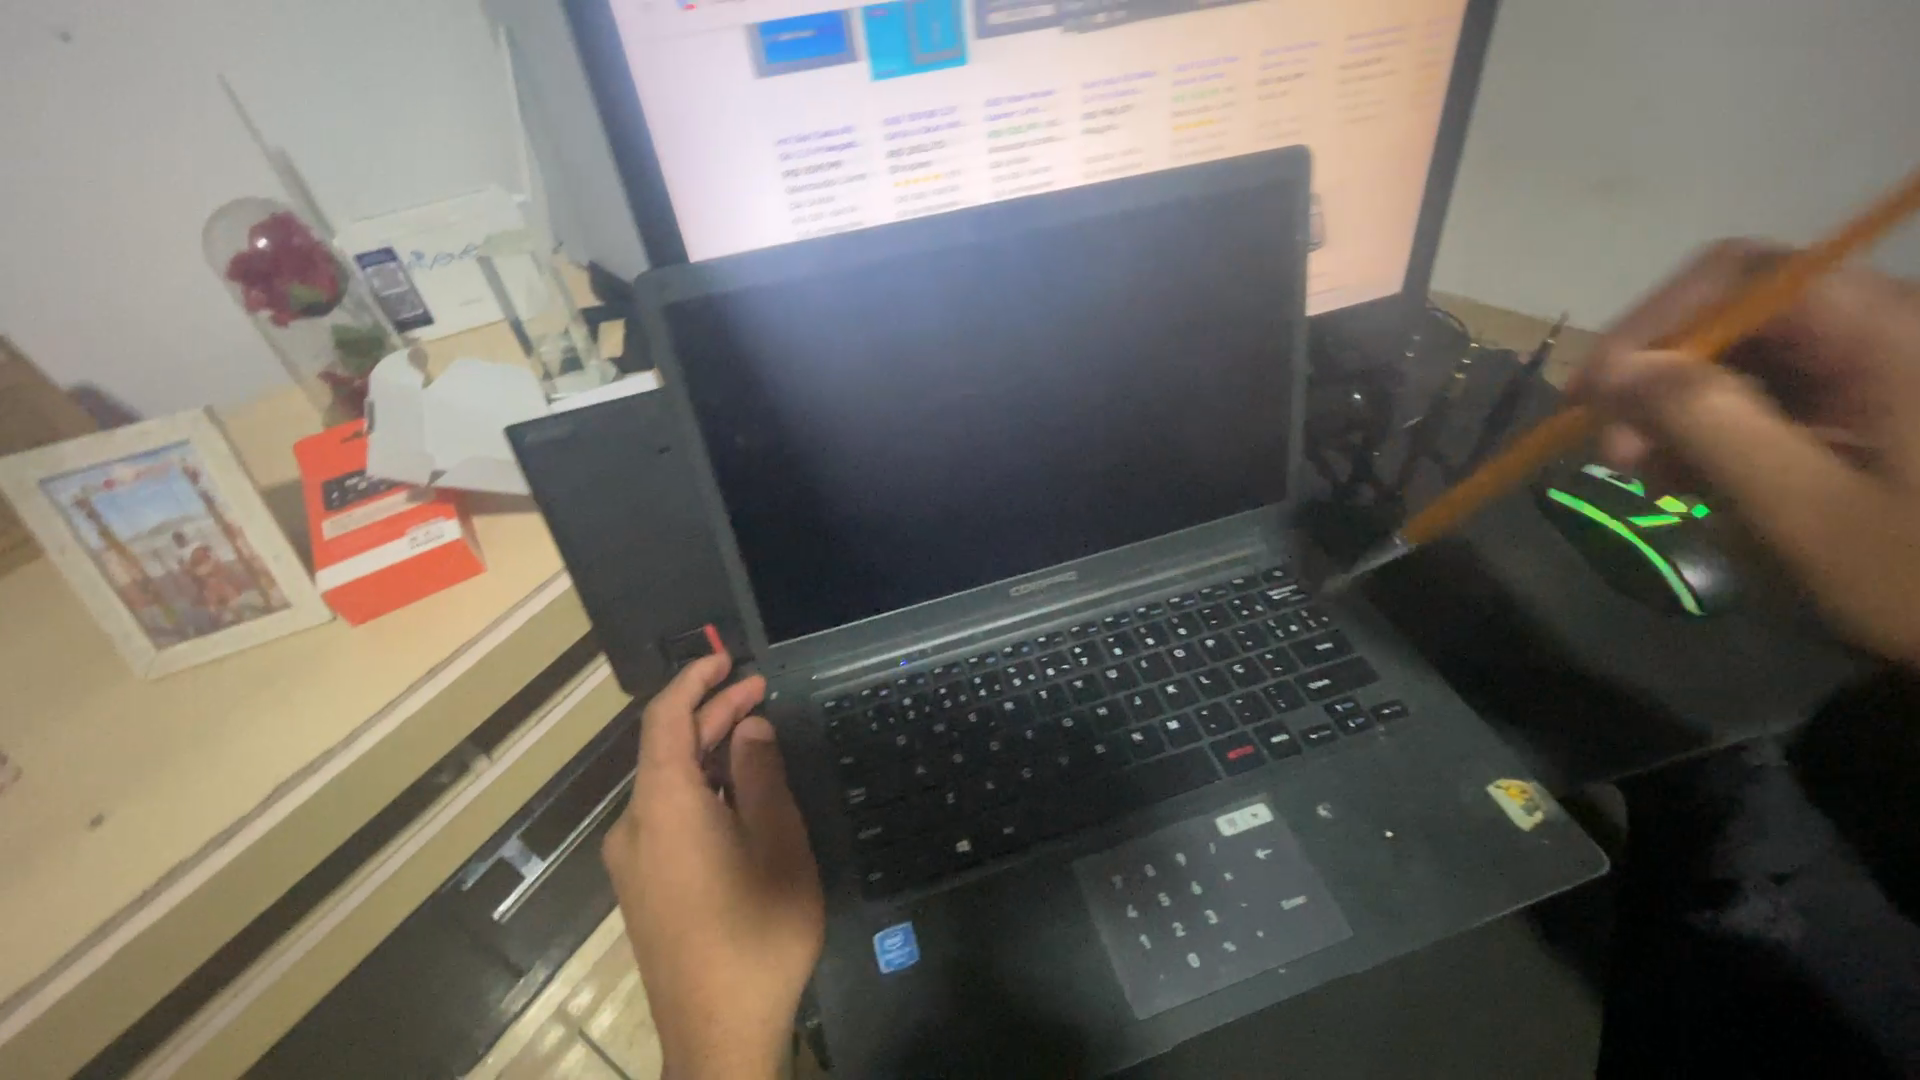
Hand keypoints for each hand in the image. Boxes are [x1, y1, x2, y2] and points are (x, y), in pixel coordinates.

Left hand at [602, 654, 824, 1079]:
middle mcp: (636, 825)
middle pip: (667, 748)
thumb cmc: (758, 931)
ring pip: (667, 782)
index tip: (728, 658)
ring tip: (757, 733)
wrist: (717, 1035)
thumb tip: (750, 727)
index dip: (694, 680)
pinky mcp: (642, 885)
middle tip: (763, 692)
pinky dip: (699, 786)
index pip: (664, 719)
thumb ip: (761, 776)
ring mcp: (633, 859)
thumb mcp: (778, 843)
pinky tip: (737, 790)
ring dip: (708, 751)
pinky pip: (666, 814)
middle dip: (712, 714)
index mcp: (665, 807)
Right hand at [1570, 239, 1919, 665]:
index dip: (1648, 326)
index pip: (1737, 278)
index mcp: (1891, 333)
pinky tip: (1698, 476)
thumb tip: (1611, 370)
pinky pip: (1771, 387)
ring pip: (1743, 353)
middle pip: (1735, 312)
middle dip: (1655, 377)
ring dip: (1676, 408)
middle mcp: (1890, 326)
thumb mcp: (1802, 504)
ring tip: (1651, 473)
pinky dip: (1715, 426)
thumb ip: (1705, 422)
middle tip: (1615, 451)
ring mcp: (1885, 361)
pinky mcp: (1876, 396)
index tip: (1588, 396)